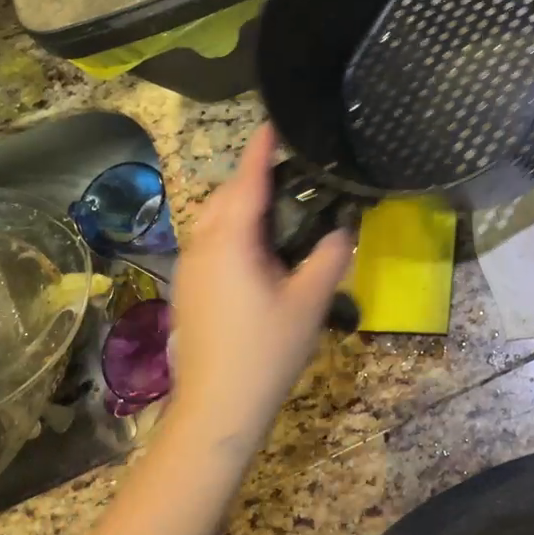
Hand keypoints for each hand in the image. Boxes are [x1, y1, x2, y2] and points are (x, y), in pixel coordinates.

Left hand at [166, 125, 352, 451]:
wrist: (216, 410)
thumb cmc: (265, 351)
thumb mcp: (310, 301)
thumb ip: (331, 256)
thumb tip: (345, 229)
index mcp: (231, 242)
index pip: (247, 182)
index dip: (260, 151)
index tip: (274, 124)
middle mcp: (203, 247)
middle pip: (224, 196)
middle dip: (250, 174)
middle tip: (289, 166)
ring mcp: (190, 270)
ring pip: (211, 218)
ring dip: (237, 200)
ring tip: (275, 200)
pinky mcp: (188, 290)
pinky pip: (208, 239)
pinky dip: (229, 224)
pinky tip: (255, 244)